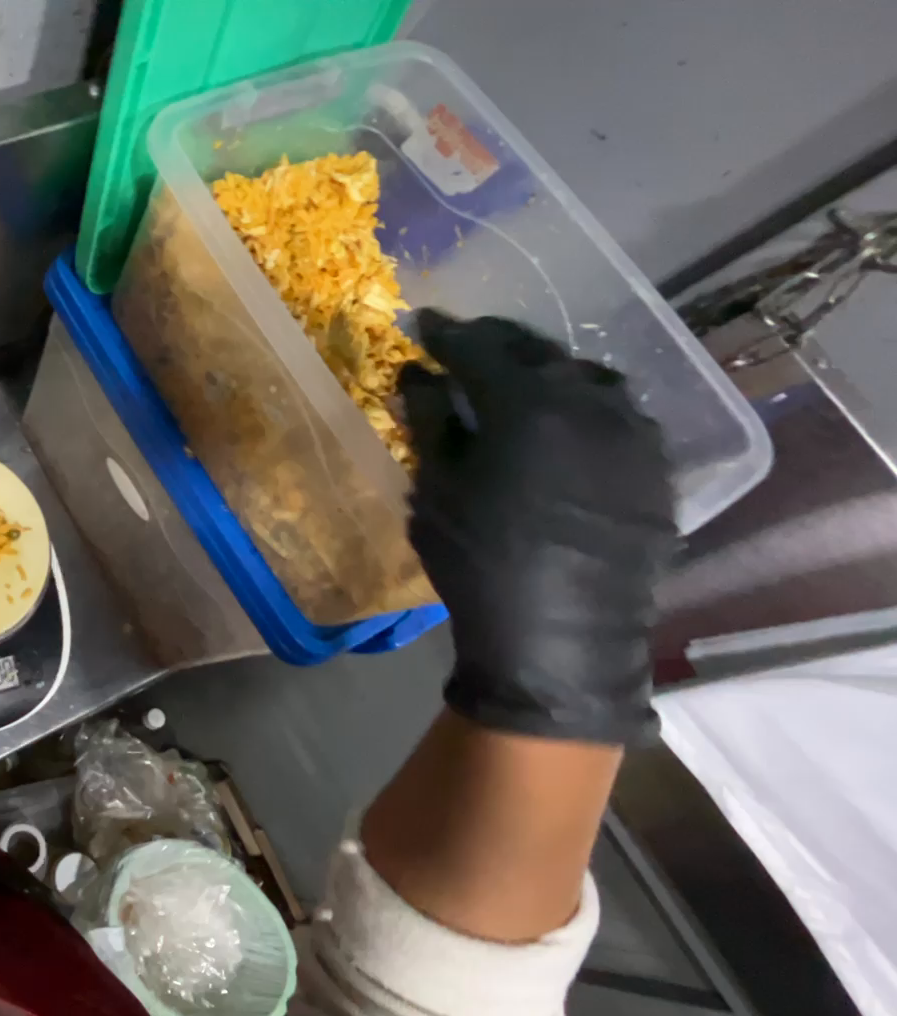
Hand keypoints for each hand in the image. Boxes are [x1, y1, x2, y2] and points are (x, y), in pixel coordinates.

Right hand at [399, 312, 674, 744]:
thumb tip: (418, 373)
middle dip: (495, 343)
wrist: (559, 634)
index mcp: (529, 403)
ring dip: (543, 372)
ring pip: (584, 379)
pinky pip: (613, 416)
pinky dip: (578, 407)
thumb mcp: (434, 489)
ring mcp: (633, 434)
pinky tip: (558, 427)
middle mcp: (591, 402)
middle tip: (462, 343)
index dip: (445, 333)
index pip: (480, 347)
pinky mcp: (654, 468)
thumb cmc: (477, 559)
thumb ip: (429, 421)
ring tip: (512, 382)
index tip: (420, 324)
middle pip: (538, 353)